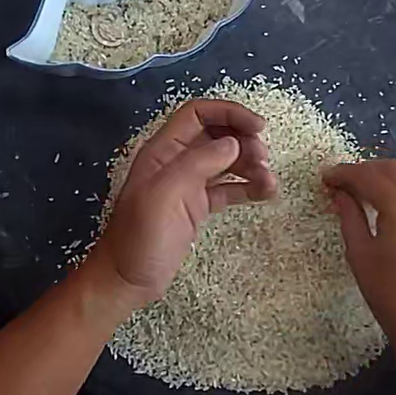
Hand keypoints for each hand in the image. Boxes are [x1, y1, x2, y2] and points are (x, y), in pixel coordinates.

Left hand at [85, 100, 277, 308]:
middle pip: (217, 134)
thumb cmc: (140, 237)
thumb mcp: (167, 195)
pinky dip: (248, 187)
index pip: (198, 114)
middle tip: (263, 159)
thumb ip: (199, 163)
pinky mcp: (197, 207)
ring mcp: (187, 184)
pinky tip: (266, 192)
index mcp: (163, 150)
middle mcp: (177, 162)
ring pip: (226, 161)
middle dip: (244, 140)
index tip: (258, 127)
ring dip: (250, 165)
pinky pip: (227, 188)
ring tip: (269, 181)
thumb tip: (234, 142)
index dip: (230, 113)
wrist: (126, 281)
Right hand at [325, 160, 395, 364]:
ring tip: (361, 189)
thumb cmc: (390, 295)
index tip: (324, 177)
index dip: (343, 173)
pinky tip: (387, 202)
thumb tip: (340, 194)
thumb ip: (350, 217)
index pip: (368, 176)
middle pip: (391, 169)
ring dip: (384, 175)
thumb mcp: (360, 255)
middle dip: (363, 170)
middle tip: (339, 183)